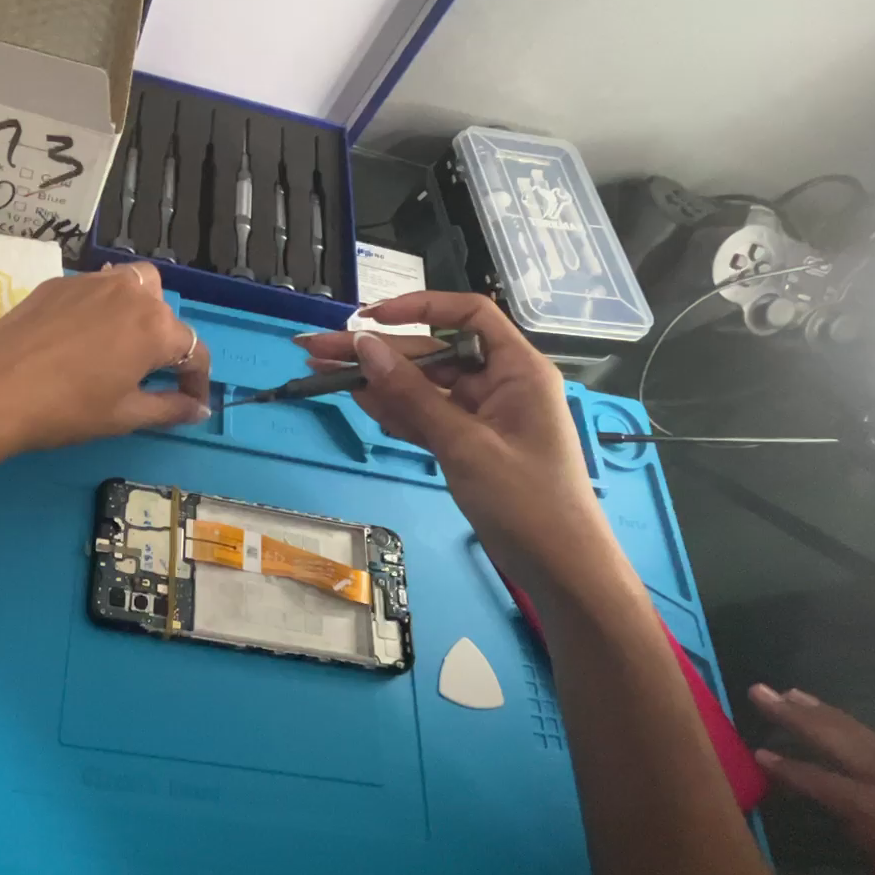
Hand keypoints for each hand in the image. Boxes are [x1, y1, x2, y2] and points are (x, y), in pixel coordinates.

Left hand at [0, 261, 210, 460]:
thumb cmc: (65, 409)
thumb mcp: (123, 416)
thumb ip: (168, 409)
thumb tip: (198, 408)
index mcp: (156, 328)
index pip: (194, 351)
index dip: (197, 381)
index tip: (191, 402)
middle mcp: (131, 293)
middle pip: (163, 311)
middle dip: (165, 341)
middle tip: (146, 374)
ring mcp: (92, 282)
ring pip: (131, 286)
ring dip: (137, 312)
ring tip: (118, 347)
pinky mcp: (57, 284)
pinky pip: (94, 288)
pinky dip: (101, 307)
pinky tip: (79, 338)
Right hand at [294, 293, 620, 595]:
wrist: (559, 568)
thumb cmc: (525, 501)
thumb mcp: (463, 444)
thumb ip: (412, 395)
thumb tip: (365, 347)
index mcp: (516, 369)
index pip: (467, 315)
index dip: (417, 307)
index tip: (368, 318)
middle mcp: (498, 383)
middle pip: (429, 353)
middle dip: (375, 351)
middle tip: (316, 350)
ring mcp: (480, 415)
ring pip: (420, 386)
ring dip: (374, 381)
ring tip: (321, 373)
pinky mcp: (466, 443)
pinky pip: (424, 416)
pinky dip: (393, 411)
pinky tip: (357, 400)